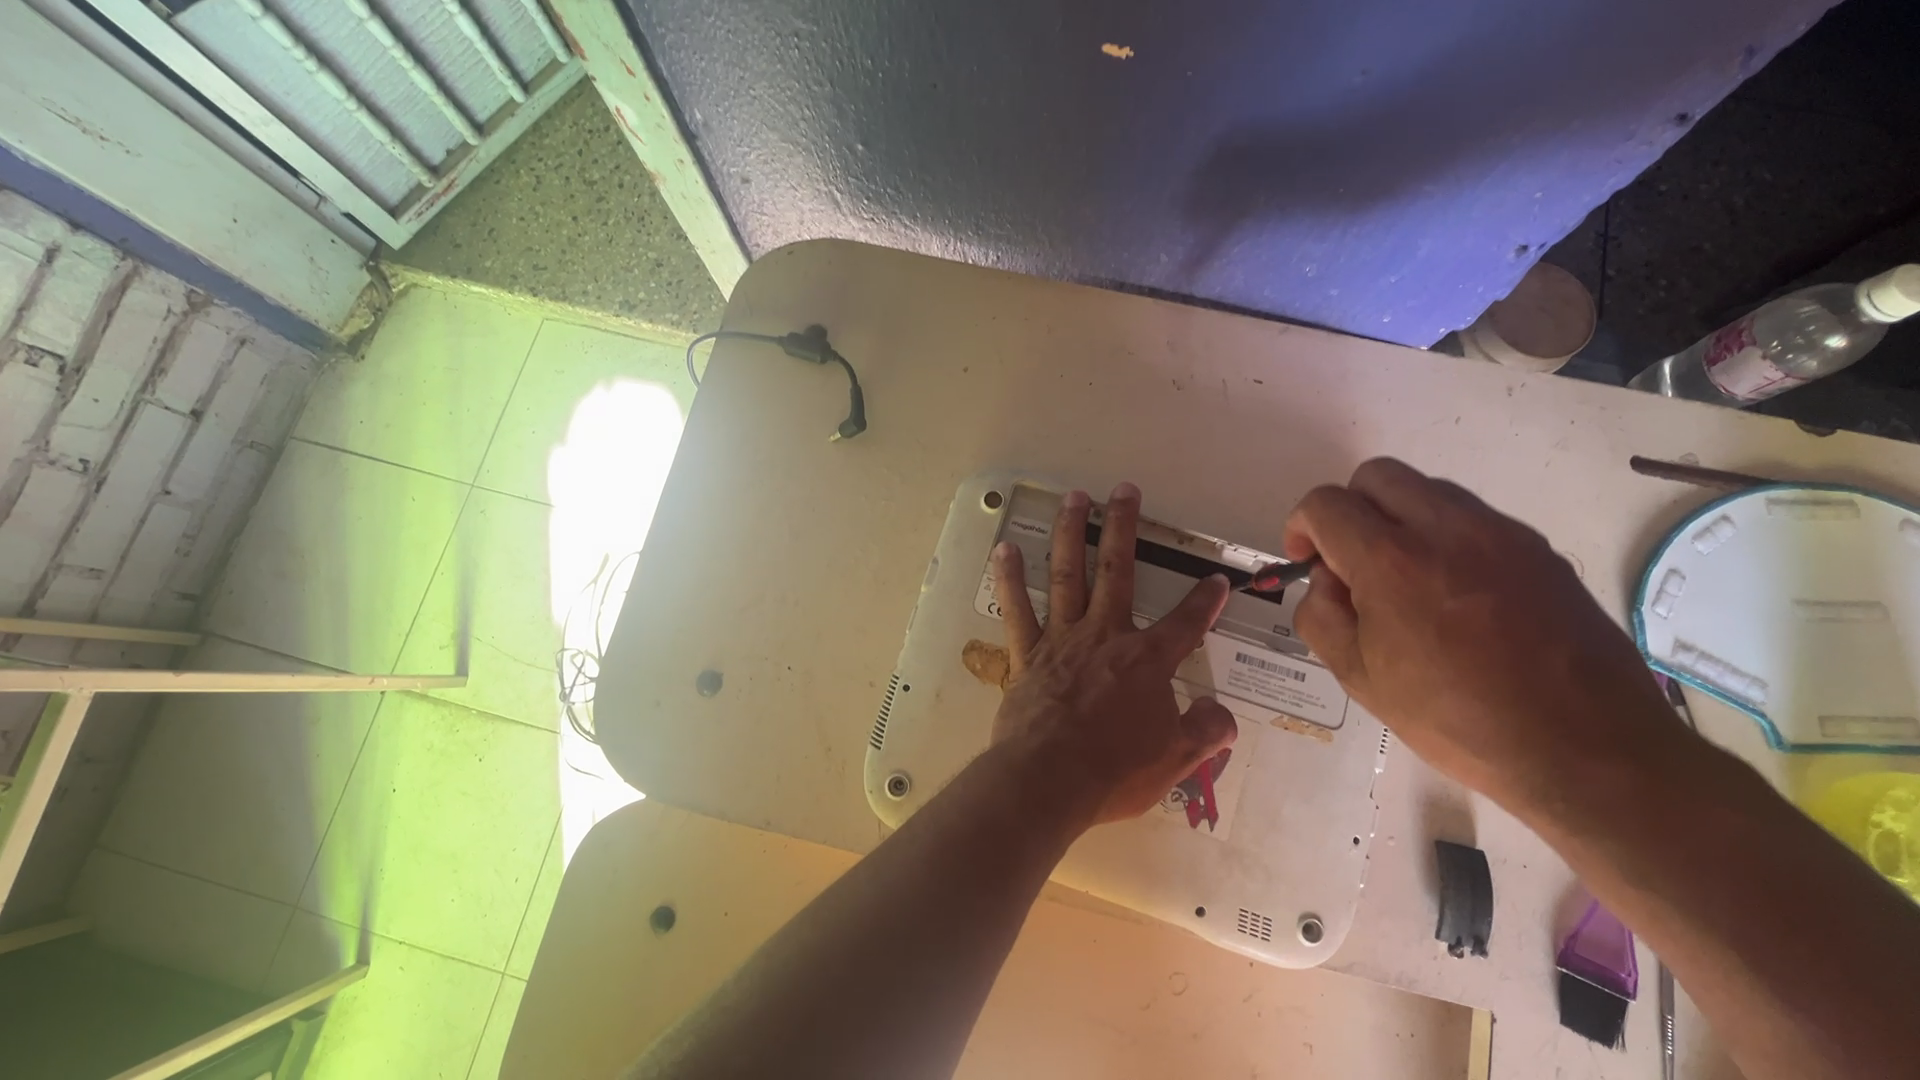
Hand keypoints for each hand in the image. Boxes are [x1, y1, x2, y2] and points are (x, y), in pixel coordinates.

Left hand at [990, 483, 1237, 826]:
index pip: (1186, 623)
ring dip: (1072, 534)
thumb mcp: (1174, 760)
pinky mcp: (1027, 654)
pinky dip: (1010, 579)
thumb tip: (1225, 719)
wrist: (1048, 780)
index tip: (1217, 579)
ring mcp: (1062, 640)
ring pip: (1068, 575)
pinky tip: (1005, 550)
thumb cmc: (1114, 771)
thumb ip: (1203, 733)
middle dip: (1123, 528)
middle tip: (1123, 490)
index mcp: (1147, 660)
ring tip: (1074, 499)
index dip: (1205, 600)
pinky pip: (1018, 609)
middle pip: (1117, 571)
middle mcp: (1105, 636)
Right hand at [1282, 458, 1678, 807]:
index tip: (1307, 562)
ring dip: (1399, 518)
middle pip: (1376, 475)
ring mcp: (1501, 533)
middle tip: (1350, 562)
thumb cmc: (1456, 720)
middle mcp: (1446, 528)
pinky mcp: (1540, 549)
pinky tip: (1456, 596)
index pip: (1326, 505)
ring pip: (1428, 490)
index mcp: (1390, 561)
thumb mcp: (1359, 678)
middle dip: (1349, 509)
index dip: (1301, 527)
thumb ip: (1321, 615)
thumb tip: (1328, 581)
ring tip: (1405, 580)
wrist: (1585, 749)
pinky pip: (1474, 519)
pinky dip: (1446, 538)